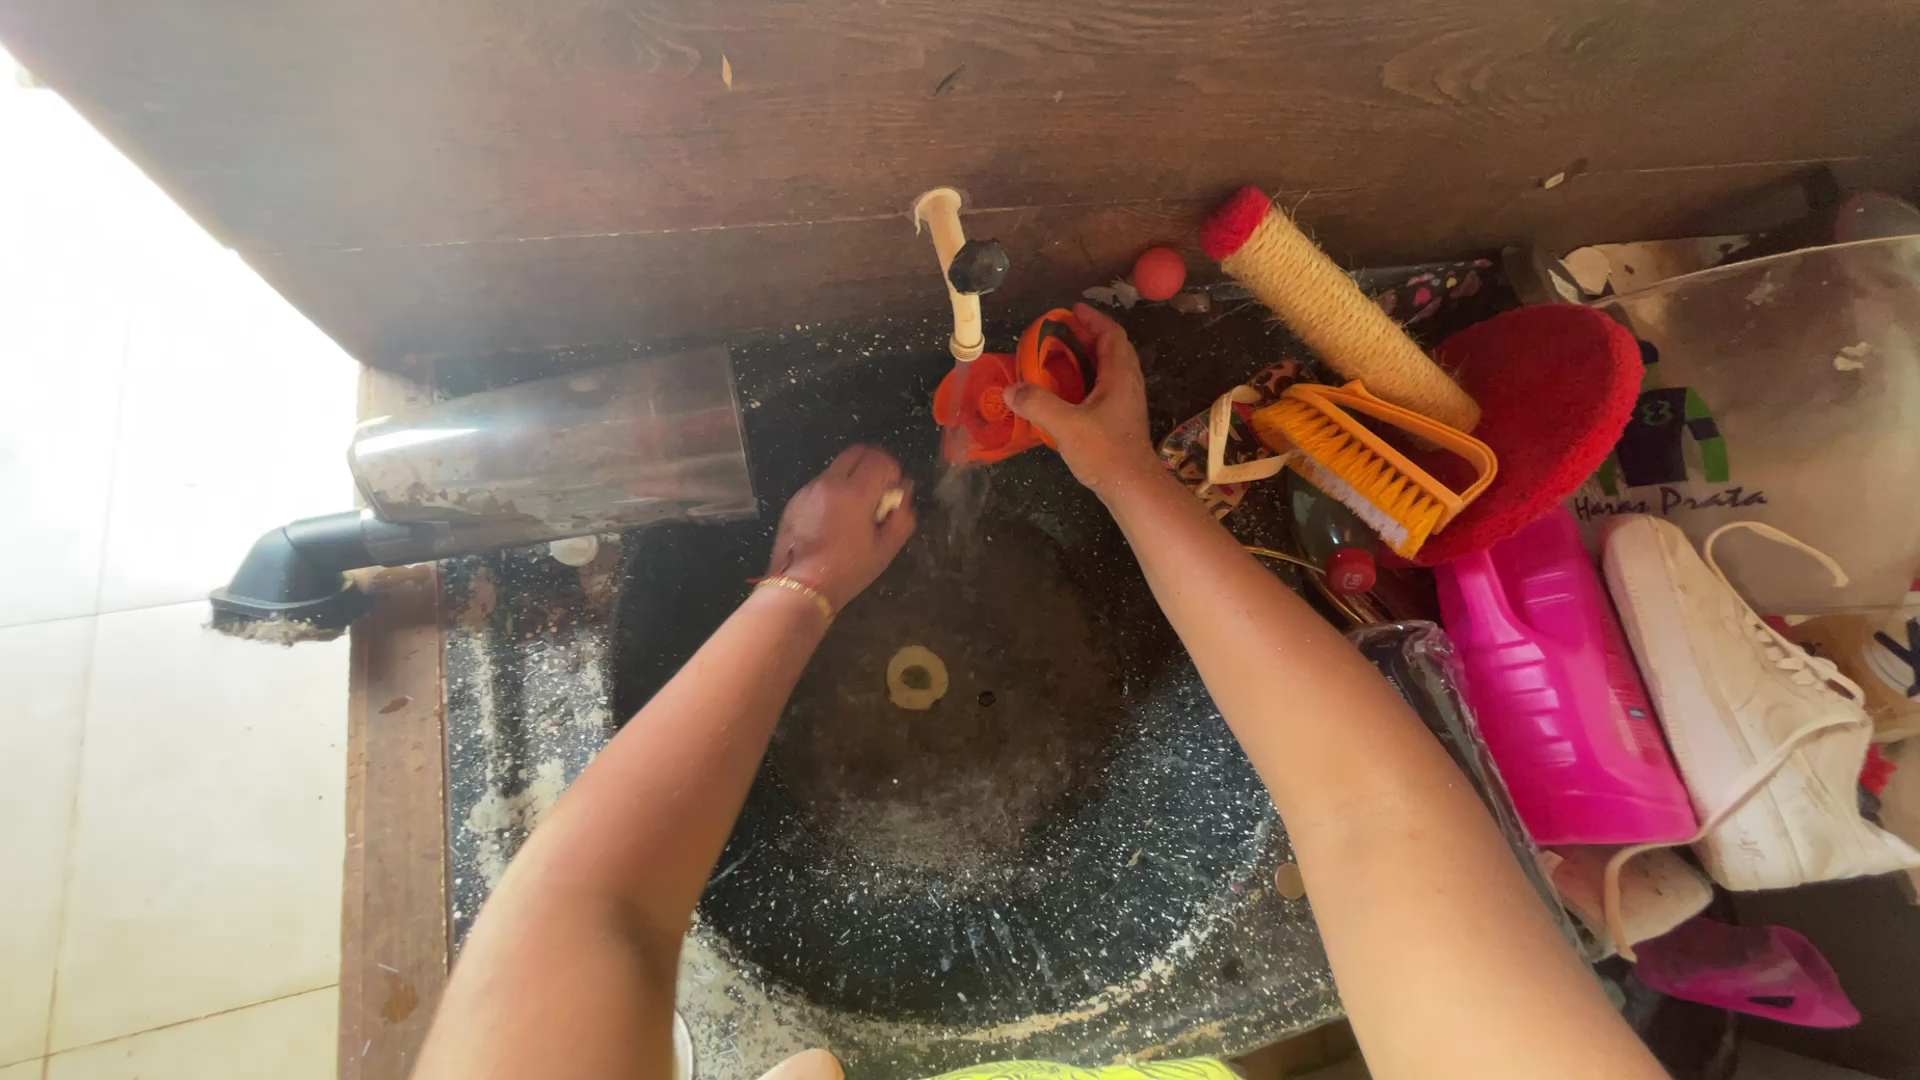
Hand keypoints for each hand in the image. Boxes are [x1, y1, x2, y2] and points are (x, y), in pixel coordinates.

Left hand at [765, 445, 915, 609]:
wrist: (800, 587)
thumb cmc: (847, 571)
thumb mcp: (885, 550)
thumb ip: (902, 518)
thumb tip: (904, 495)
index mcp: (853, 494)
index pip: (879, 459)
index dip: (893, 470)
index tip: (894, 490)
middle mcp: (828, 483)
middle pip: (856, 452)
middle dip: (874, 464)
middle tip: (880, 489)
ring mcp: (808, 490)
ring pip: (837, 467)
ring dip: (853, 477)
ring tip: (857, 509)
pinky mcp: (795, 501)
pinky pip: (821, 484)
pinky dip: (834, 491)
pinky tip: (835, 519)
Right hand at [1003, 302, 1160, 490]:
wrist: (1131, 486)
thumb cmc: (1105, 452)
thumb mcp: (1066, 426)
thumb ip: (1037, 404)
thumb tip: (1011, 389)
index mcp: (1120, 375)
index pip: (1111, 334)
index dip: (1093, 319)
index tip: (1072, 311)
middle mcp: (1128, 383)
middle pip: (1112, 348)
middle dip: (1088, 336)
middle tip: (1061, 334)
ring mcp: (1127, 402)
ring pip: (1110, 369)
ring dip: (1088, 359)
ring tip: (1061, 360)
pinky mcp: (1122, 420)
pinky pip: (1106, 388)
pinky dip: (1088, 380)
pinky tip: (1069, 393)